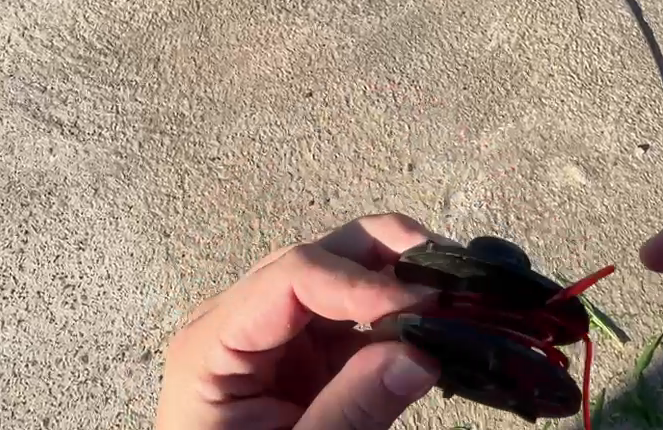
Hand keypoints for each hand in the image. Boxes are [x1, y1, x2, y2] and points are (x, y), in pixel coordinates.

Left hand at [156, 214, 442, 429]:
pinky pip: (352, 314)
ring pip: (339, 271)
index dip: (360, 281)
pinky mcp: (303, 348)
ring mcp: (274, 329)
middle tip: (447, 264)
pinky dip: (393, 312)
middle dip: (385, 252)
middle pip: (317, 256)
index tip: (422, 302)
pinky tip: (430, 317)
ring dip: (395, 272)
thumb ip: (350, 411)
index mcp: (214, 340)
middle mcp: (242, 316)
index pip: (292, 275)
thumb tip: (422, 354)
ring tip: (448, 283)